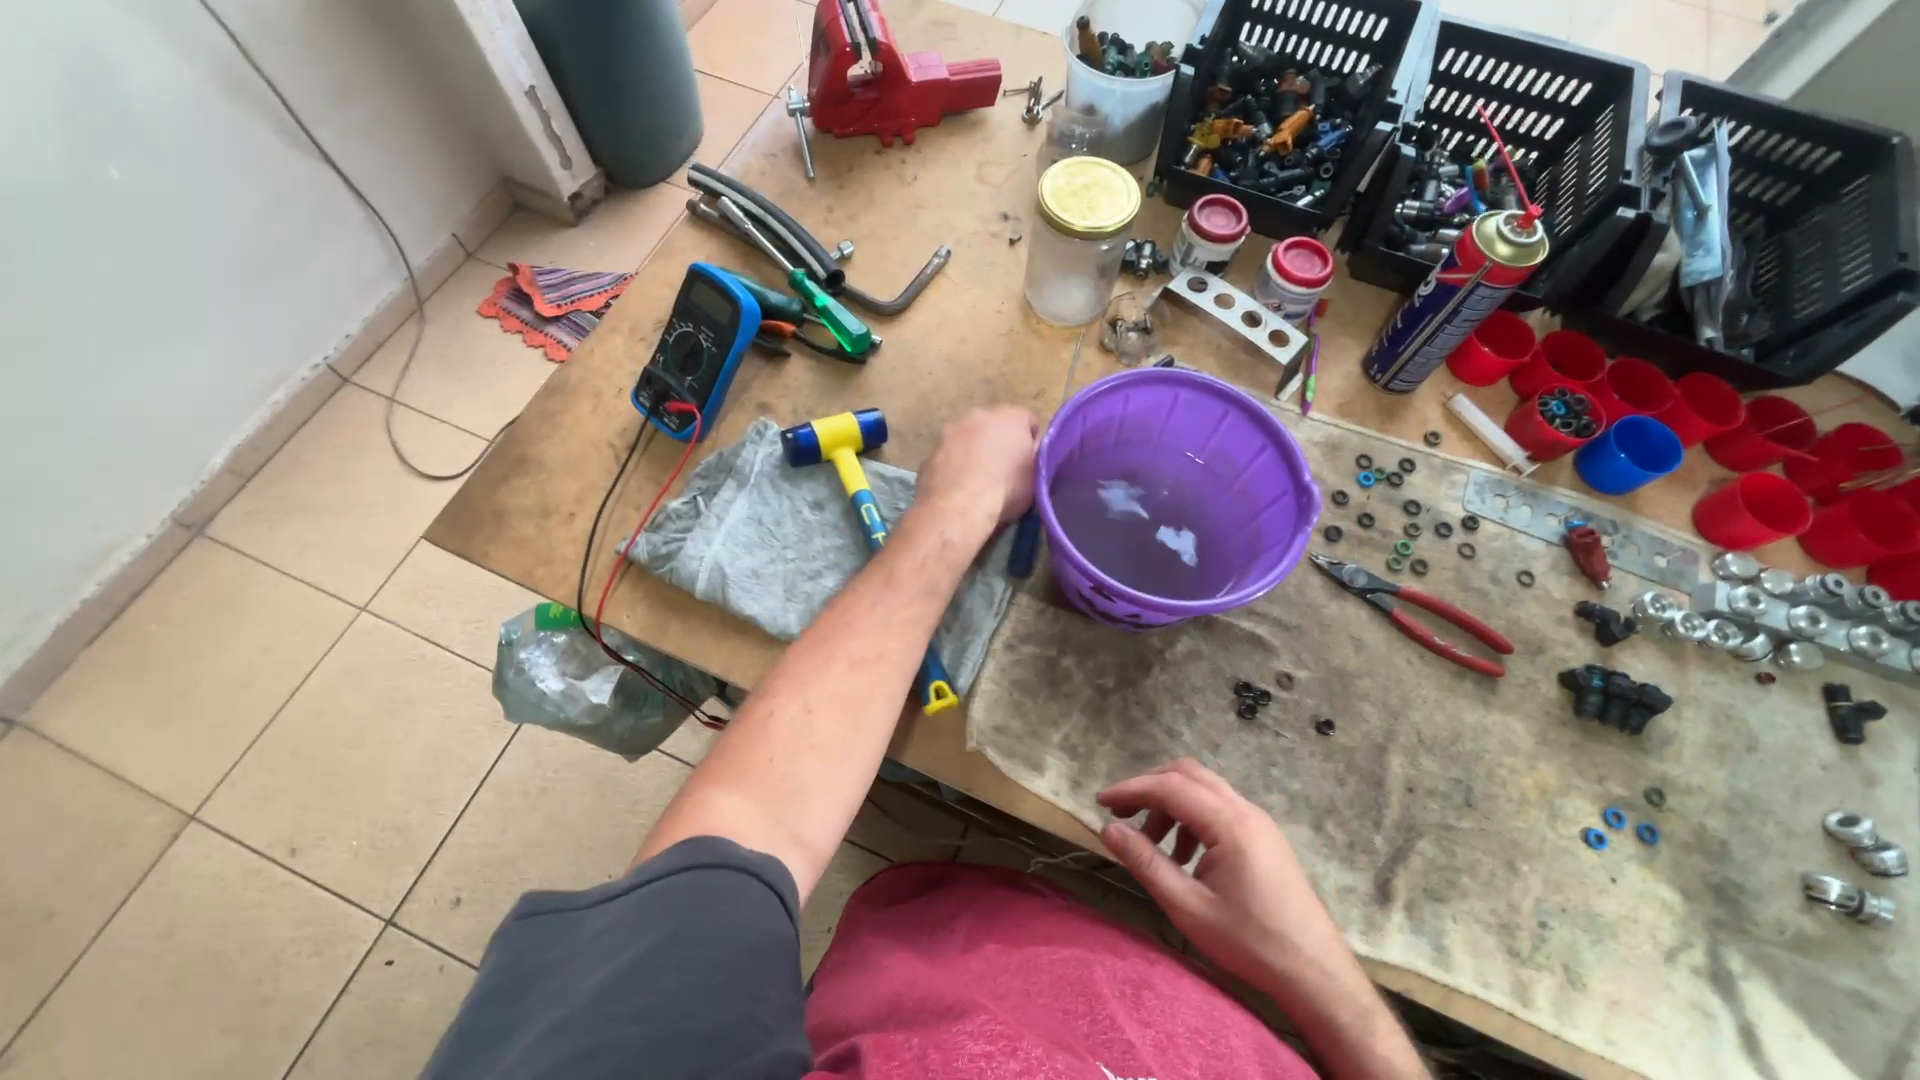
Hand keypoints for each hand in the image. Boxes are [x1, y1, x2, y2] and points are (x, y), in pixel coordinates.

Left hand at [916, 405, 1038, 525]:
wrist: (958, 508)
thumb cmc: (1006, 489)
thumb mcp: (1038, 473)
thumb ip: (1039, 452)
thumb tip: (1034, 444)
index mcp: (1009, 416)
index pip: (1028, 420)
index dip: (1031, 441)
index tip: (1029, 462)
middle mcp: (978, 415)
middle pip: (995, 425)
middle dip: (999, 442)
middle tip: (1003, 470)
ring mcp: (950, 431)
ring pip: (968, 438)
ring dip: (974, 451)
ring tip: (978, 481)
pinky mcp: (931, 451)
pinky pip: (950, 455)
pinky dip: (955, 465)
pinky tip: (958, 487)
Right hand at [1097, 758, 1346, 999]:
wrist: (1314, 972)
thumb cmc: (1249, 942)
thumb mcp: (1187, 907)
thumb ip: (1146, 863)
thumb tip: (1109, 829)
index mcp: (1229, 823)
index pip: (1170, 786)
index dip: (1131, 789)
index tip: (1100, 802)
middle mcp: (1245, 810)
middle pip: (1188, 774)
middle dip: (1149, 787)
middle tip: (1120, 813)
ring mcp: (1259, 822)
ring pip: (1204, 789)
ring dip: (1170, 804)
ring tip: (1150, 843)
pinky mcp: (1264, 837)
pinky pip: (1219, 809)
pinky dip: (1191, 818)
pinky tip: (1183, 857)